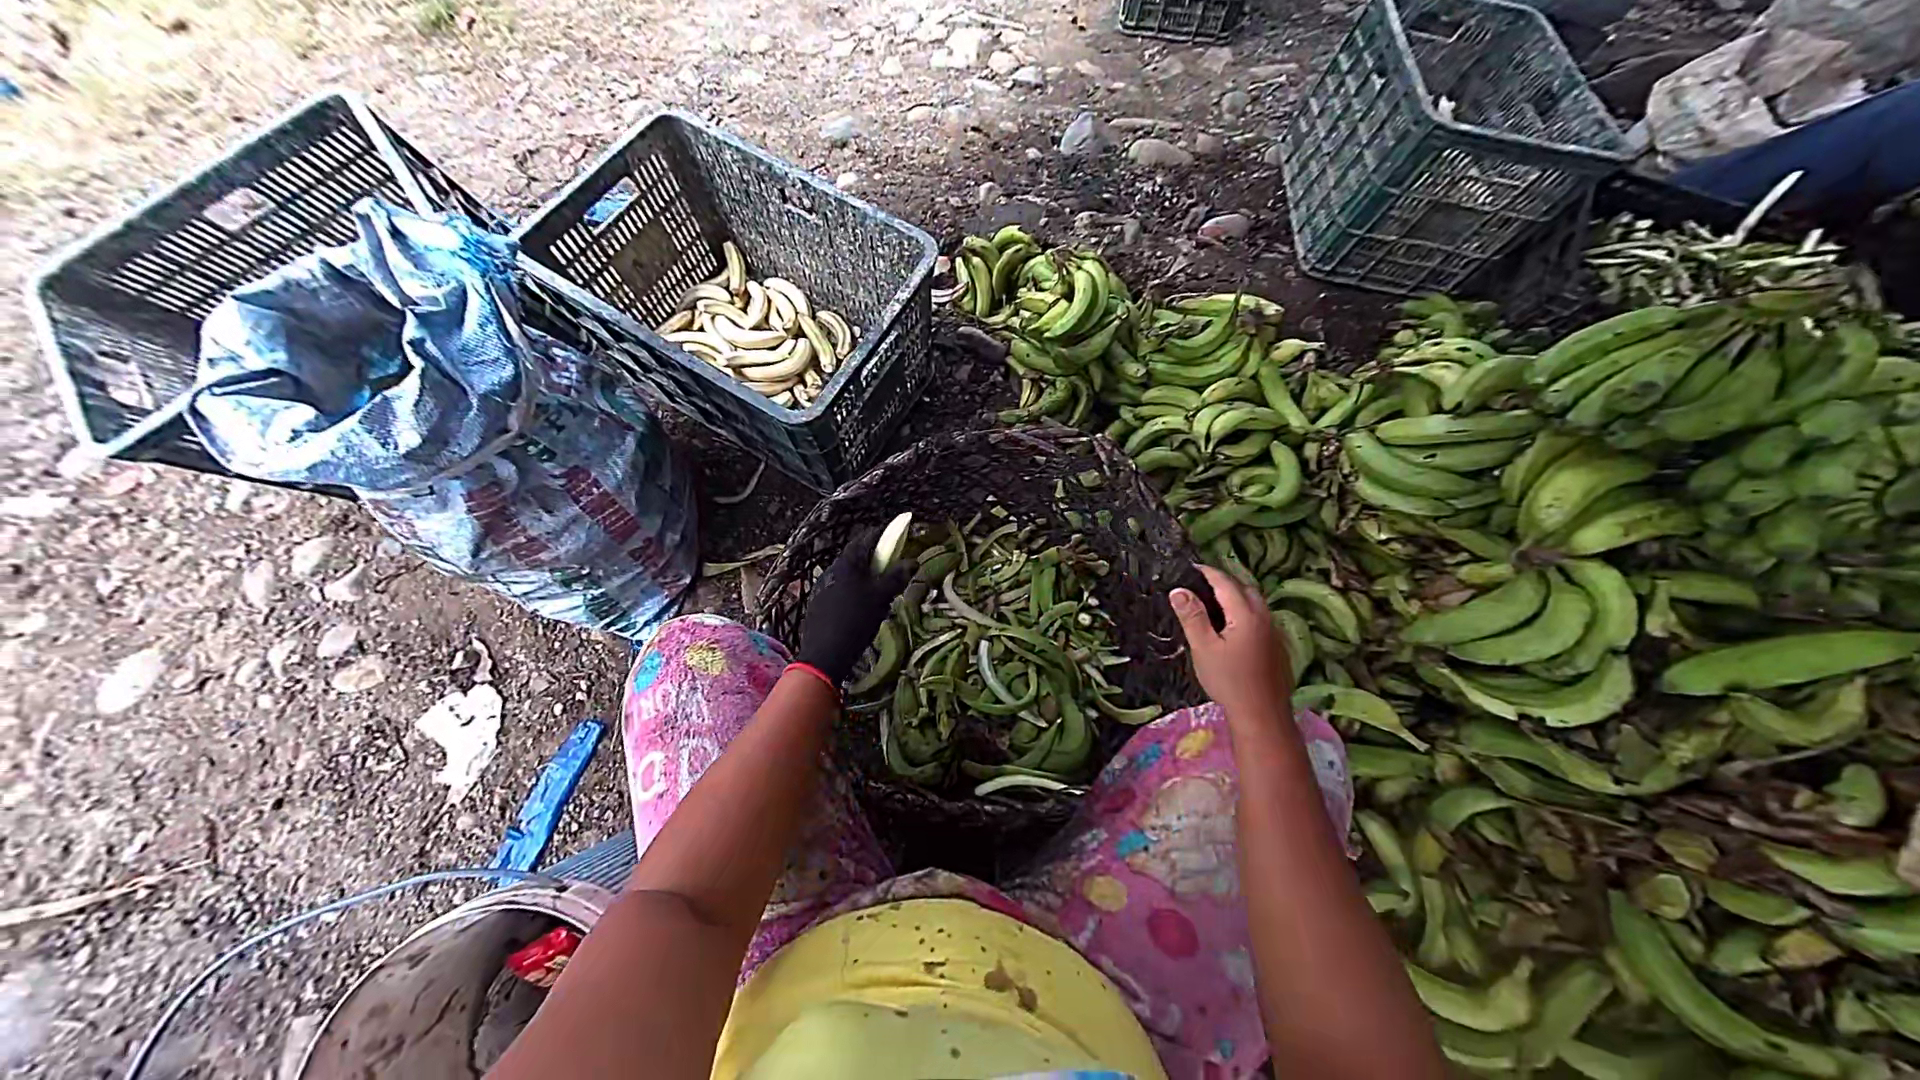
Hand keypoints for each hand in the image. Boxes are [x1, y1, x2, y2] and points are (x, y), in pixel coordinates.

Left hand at [795, 527, 912, 685]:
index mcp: (847, 563)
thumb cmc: (856, 619)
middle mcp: (833, 570)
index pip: (866, 539)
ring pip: (849, 574)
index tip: (896, 535)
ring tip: (880, 587)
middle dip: (875, 557)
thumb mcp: (882, 597)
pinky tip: (863, 605)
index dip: (882, 534)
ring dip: (865, 575)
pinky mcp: (820, 603)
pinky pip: (842, 588)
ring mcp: (824, 587)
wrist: (825, 654)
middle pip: (857, 556)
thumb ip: (897, 577)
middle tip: (892, 564)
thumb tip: (913, 561)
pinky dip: (856, 589)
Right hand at [1170, 564, 1293, 721]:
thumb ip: (1192, 616)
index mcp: (1245, 614)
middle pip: (1245, 588)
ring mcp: (1274, 632)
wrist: (1262, 714)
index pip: (1225, 583)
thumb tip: (1179, 590)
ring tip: (1213, 603)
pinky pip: (1260, 618)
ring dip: (1236, 596)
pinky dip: (1244, 612)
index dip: (1207, 572)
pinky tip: (1232, 628)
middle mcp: (1264, 617)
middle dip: (1224, 581)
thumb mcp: (1203, 647)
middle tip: (1201, 584)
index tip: (1190, 567)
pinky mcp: (1277, 646)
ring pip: (1255, 604)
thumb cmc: (1229, 680)